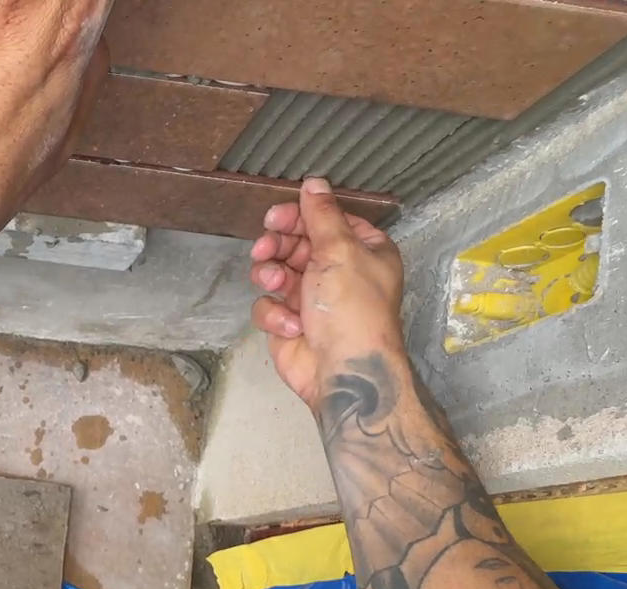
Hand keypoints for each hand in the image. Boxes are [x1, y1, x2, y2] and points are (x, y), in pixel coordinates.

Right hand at [251, 177, 406, 404]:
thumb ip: (321, 215)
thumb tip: (313, 183)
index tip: (275, 218)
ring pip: (275, 274)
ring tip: (275, 286)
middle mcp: (336, 271)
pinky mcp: (287, 322)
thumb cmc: (351, 308)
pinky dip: (274, 314)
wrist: (340, 367)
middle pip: (295, 245)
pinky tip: (290, 324)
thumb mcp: (340, 250)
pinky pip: (268, 306)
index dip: (298, 217)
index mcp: (360, 249)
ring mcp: (310, 298)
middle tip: (265, 250)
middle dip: (278, 248)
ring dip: (271, 278)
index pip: (324, 221)